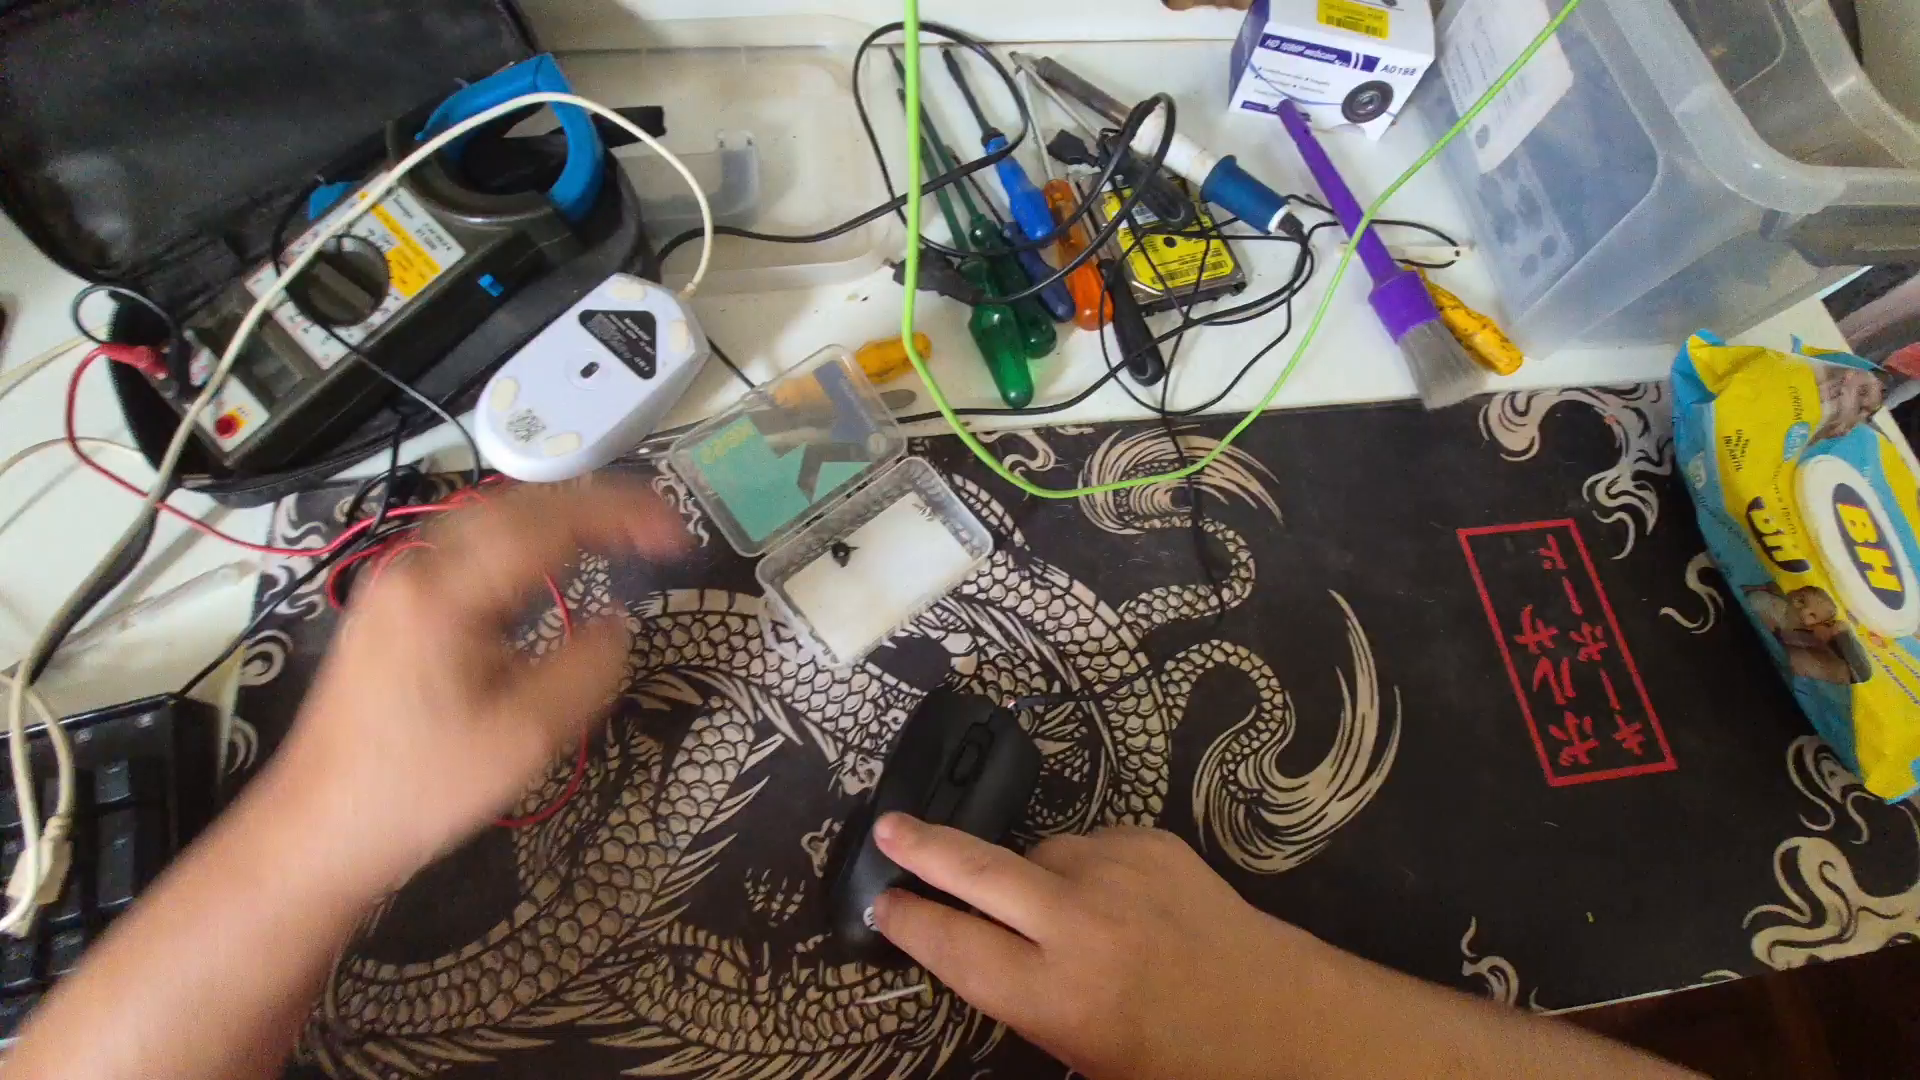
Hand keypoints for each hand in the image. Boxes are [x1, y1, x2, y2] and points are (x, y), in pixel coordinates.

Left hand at [255, 482, 684, 894]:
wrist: (315, 835)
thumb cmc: (422, 789)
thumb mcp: (528, 736)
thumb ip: (590, 667)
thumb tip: (618, 621)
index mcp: (446, 595)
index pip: (550, 525)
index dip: (624, 517)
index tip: (678, 535)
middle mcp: (417, 571)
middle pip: (521, 505)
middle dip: (601, 504)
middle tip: (661, 526)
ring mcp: (400, 584)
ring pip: (495, 517)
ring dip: (567, 514)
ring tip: (624, 530)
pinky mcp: (398, 604)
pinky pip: (476, 544)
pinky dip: (533, 534)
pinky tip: (557, 555)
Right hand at [870, 814, 1311, 1079]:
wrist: (1283, 1016)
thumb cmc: (1181, 1062)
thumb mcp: (1089, 1057)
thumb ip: (1029, 1002)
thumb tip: (980, 949)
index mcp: (1062, 995)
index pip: (959, 948)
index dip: (912, 922)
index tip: (881, 900)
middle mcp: (1080, 922)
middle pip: (979, 870)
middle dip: (925, 847)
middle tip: (887, 827)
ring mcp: (1117, 868)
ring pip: (1039, 853)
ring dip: (1035, 878)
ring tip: (1076, 919)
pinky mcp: (1148, 838)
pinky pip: (1090, 846)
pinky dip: (1087, 869)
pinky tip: (1120, 901)